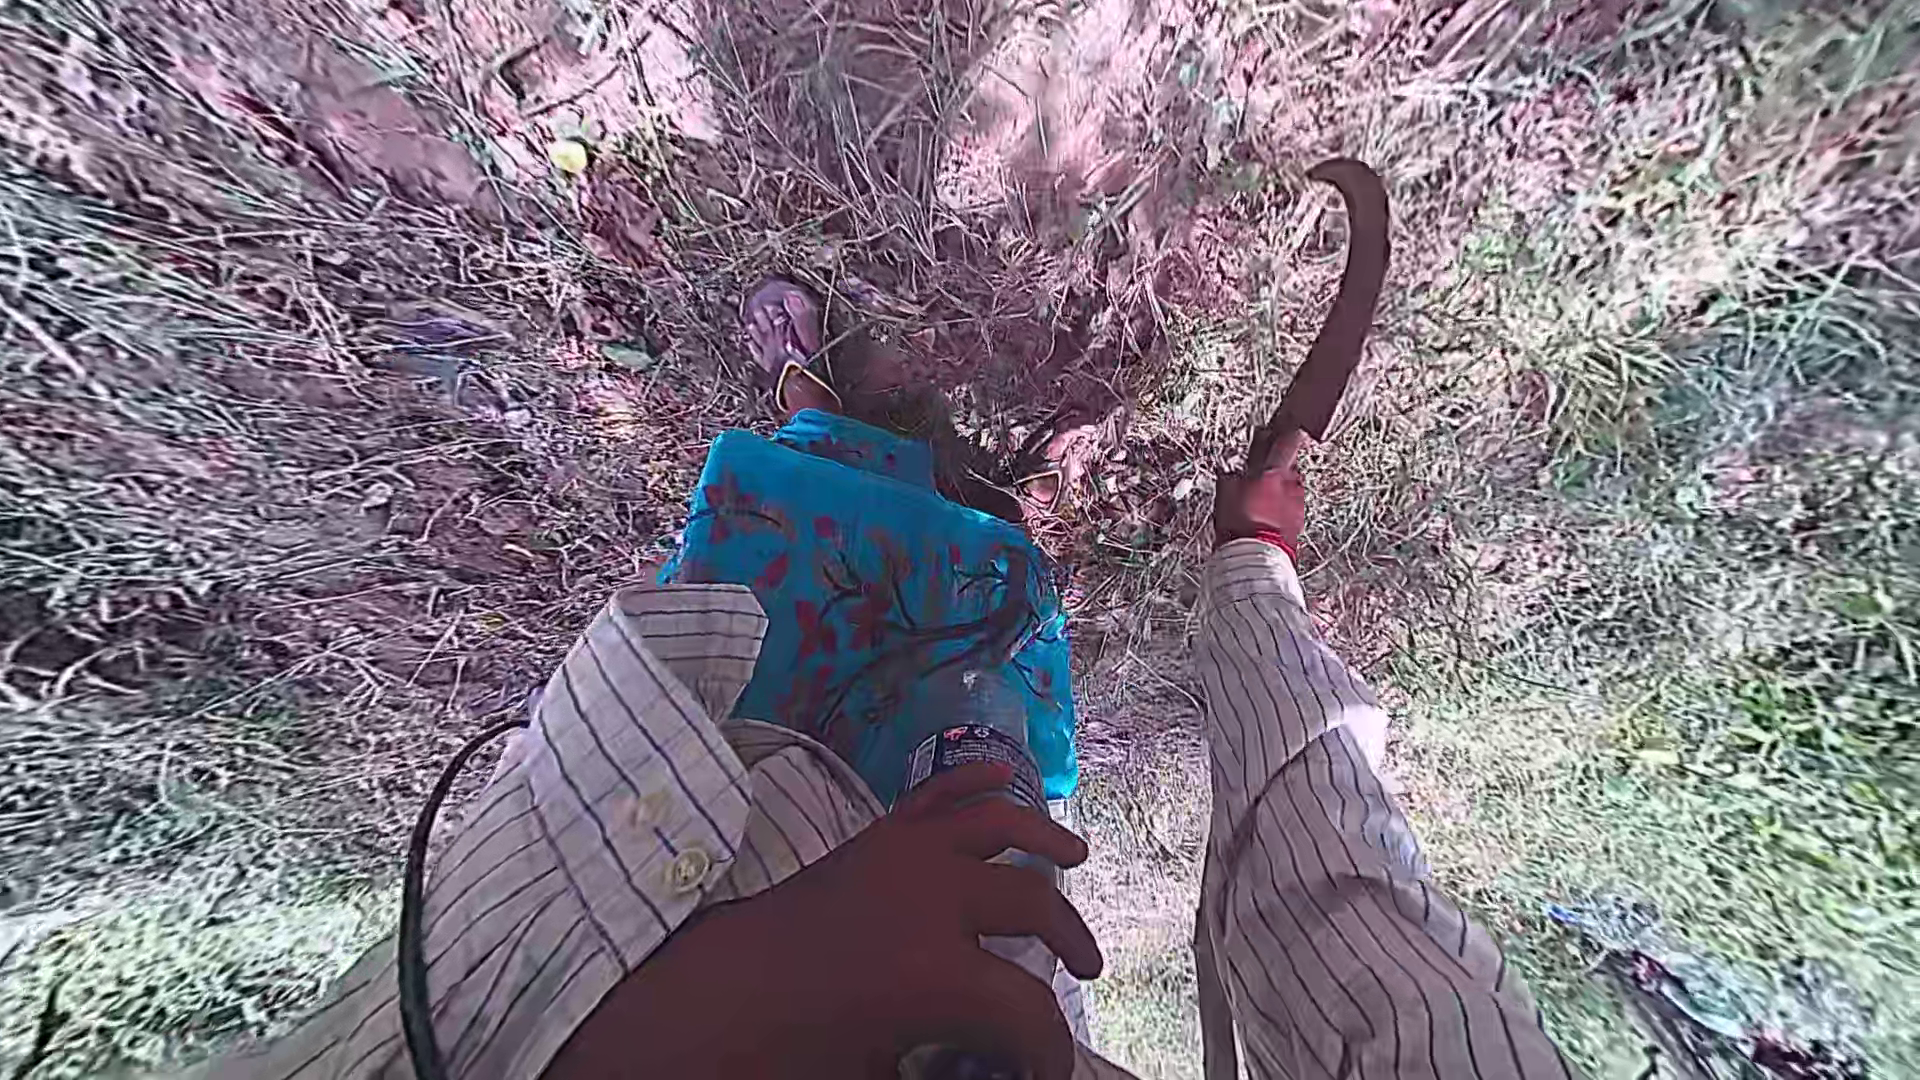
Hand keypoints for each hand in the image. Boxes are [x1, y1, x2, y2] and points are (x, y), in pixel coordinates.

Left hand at [547, 763, 1101, 1079]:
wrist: (719, 996)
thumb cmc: (796, 1052)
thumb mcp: (886, 1072)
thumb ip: (957, 1056)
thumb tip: (1003, 1055)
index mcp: (936, 973)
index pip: (1027, 1011)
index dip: (1049, 1047)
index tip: (1049, 1067)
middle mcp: (932, 894)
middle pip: (1028, 902)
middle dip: (1068, 939)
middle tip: (1084, 969)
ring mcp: (904, 850)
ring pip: (993, 823)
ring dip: (1041, 836)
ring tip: (1075, 854)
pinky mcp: (880, 833)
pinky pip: (935, 794)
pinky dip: (972, 779)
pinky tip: (1003, 774)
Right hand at [1212, 426, 1306, 550]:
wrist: (1257, 555)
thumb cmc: (1239, 525)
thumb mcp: (1224, 493)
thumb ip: (1230, 476)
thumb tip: (1229, 471)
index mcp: (1272, 470)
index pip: (1283, 439)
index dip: (1277, 430)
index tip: (1271, 428)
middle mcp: (1290, 481)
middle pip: (1288, 460)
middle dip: (1274, 459)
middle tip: (1260, 463)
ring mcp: (1297, 499)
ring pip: (1290, 481)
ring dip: (1277, 481)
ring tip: (1260, 492)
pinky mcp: (1300, 516)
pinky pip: (1291, 500)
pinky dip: (1281, 500)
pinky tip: (1267, 509)